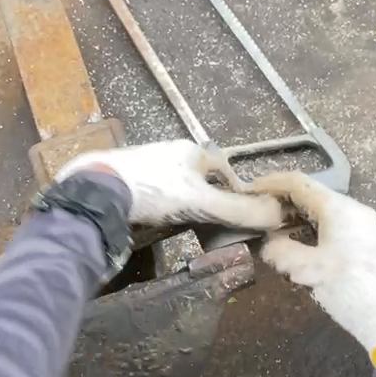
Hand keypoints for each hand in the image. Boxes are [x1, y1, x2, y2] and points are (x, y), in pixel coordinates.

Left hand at [56, 140, 283, 230]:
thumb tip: (279, 215)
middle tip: (210, 224)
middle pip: (198, 177)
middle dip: (206, 198)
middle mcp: (168, 151)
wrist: (96, 188)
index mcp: (190, 150)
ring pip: (174, 184)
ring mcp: (144, 162)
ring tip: (183, 226)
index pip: (224, 168)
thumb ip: (238, 209)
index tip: (239, 215)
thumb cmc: (152, 189)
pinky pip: (151, 191)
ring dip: (181, 202)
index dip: (235, 190)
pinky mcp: (124, 177)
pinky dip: (158, 205)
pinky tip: (153, 221)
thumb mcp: (200, 202)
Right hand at [247, 172, 375, 358]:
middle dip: (283, 203)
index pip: (298, 183)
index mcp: (339, 208)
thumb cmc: (351, 289)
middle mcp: (354, 210)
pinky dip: (314, 230)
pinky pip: (336, 226)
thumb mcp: (308, 271)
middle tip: (259, 215)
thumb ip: (282, 252)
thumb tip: (269, 245)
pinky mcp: (370, 243)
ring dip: (298, 219)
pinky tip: (302, 248)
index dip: (271, 183)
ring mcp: (365, 226)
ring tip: (275, 233)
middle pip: (312, 195)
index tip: (249, 190)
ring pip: (324, 212)